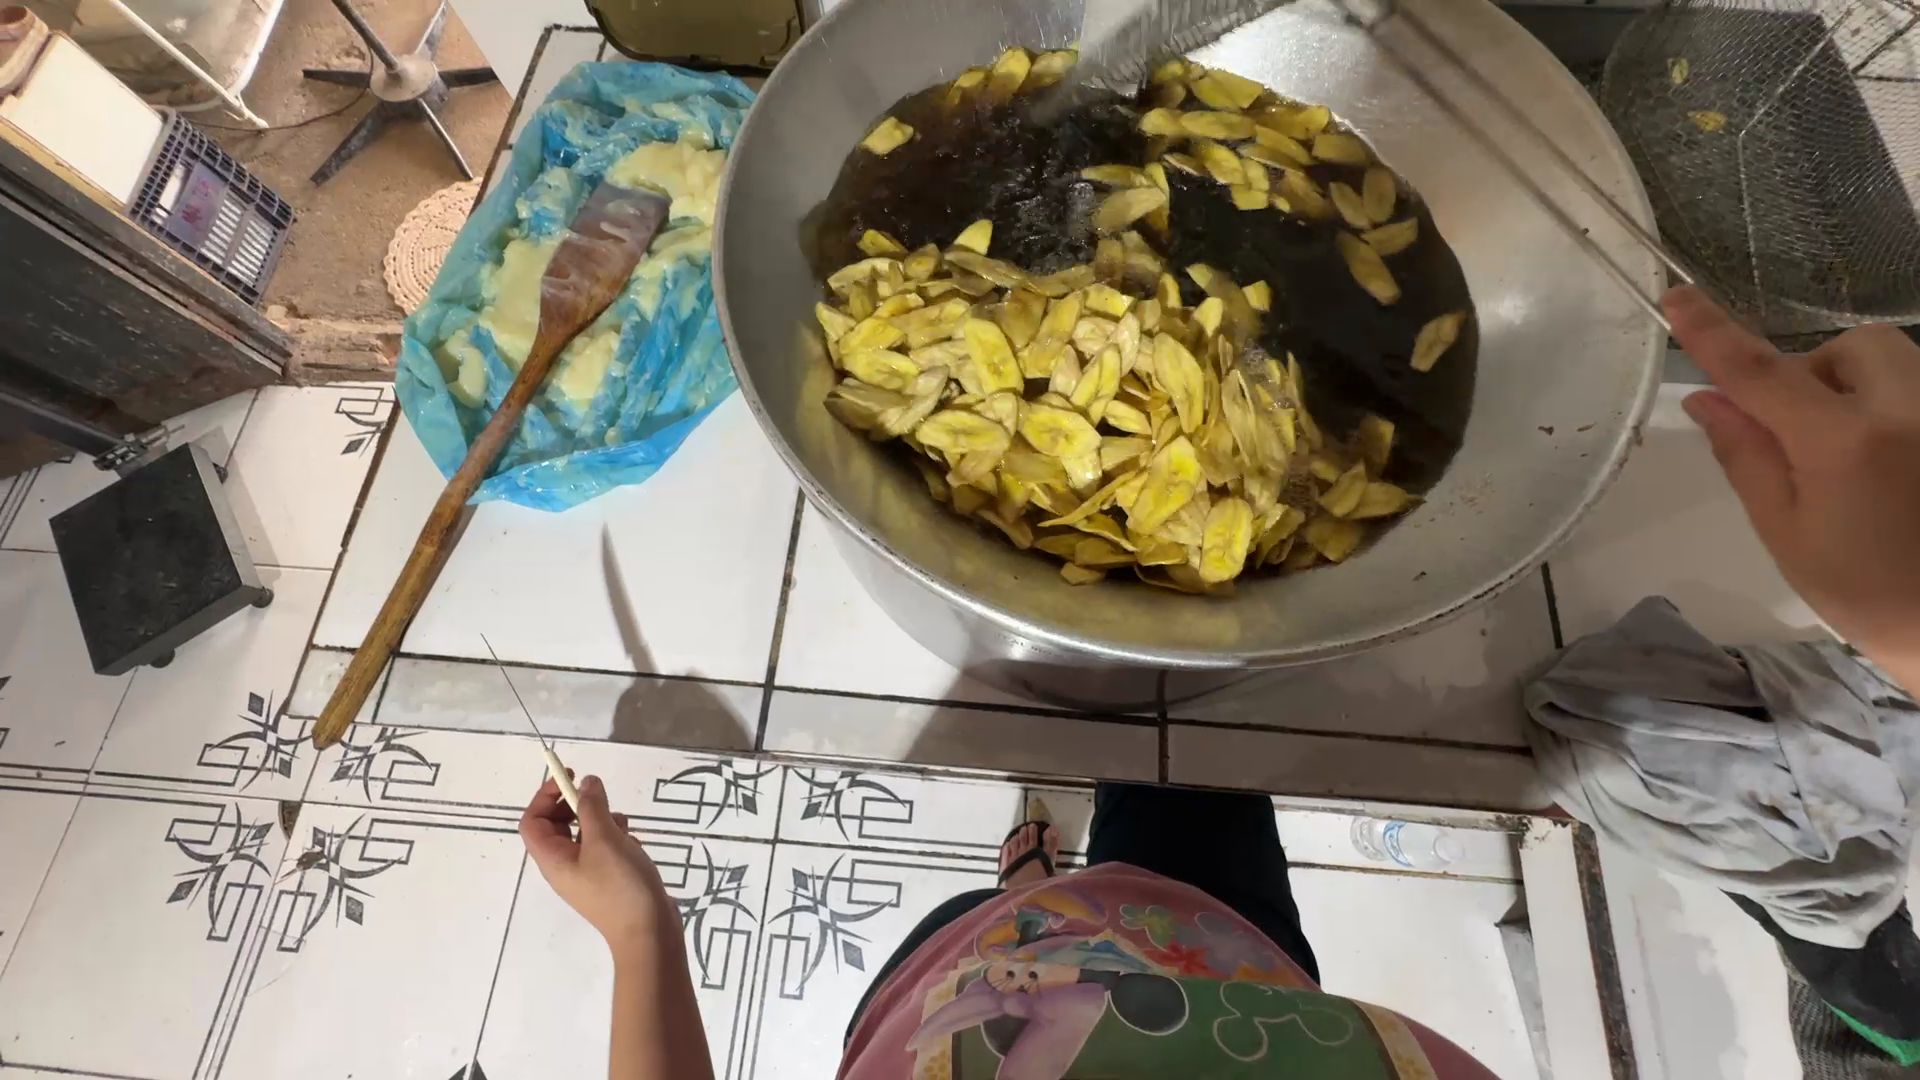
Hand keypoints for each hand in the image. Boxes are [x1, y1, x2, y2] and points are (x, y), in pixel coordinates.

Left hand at [520, 773, 674, 953]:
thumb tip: (585, 782)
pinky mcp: (608, 876)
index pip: (533, 821)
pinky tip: (634, 841)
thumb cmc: (620, 884)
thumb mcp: (605, 839)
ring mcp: (586, 873)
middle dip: (575, 804)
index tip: (571, 776)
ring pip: (583, 833)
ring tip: (622, 823)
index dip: (546, 795)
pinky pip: (603, 846)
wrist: (647, 930)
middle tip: (599, 792)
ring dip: (600, 819)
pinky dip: (615, 835)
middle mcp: (564, 865)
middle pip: (556, 825)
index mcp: (553, 859)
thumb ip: (592, 807)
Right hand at [1664, 286, 1919, 688]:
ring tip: (1837, 449)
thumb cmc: (1857, 585)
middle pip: (1856, 347)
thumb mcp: (1780, 525)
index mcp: (1843, 442)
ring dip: (1850, 386)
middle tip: (1791, 423)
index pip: (1759, 372)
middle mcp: (1909, 415)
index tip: (1676, 297)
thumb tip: (1706, 398)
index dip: (1713, 331)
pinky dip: (1880, 409)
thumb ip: (1745, 452)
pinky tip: (1879, 465)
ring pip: (1895, 362)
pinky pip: (1913, 393)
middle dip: (1812, 368)